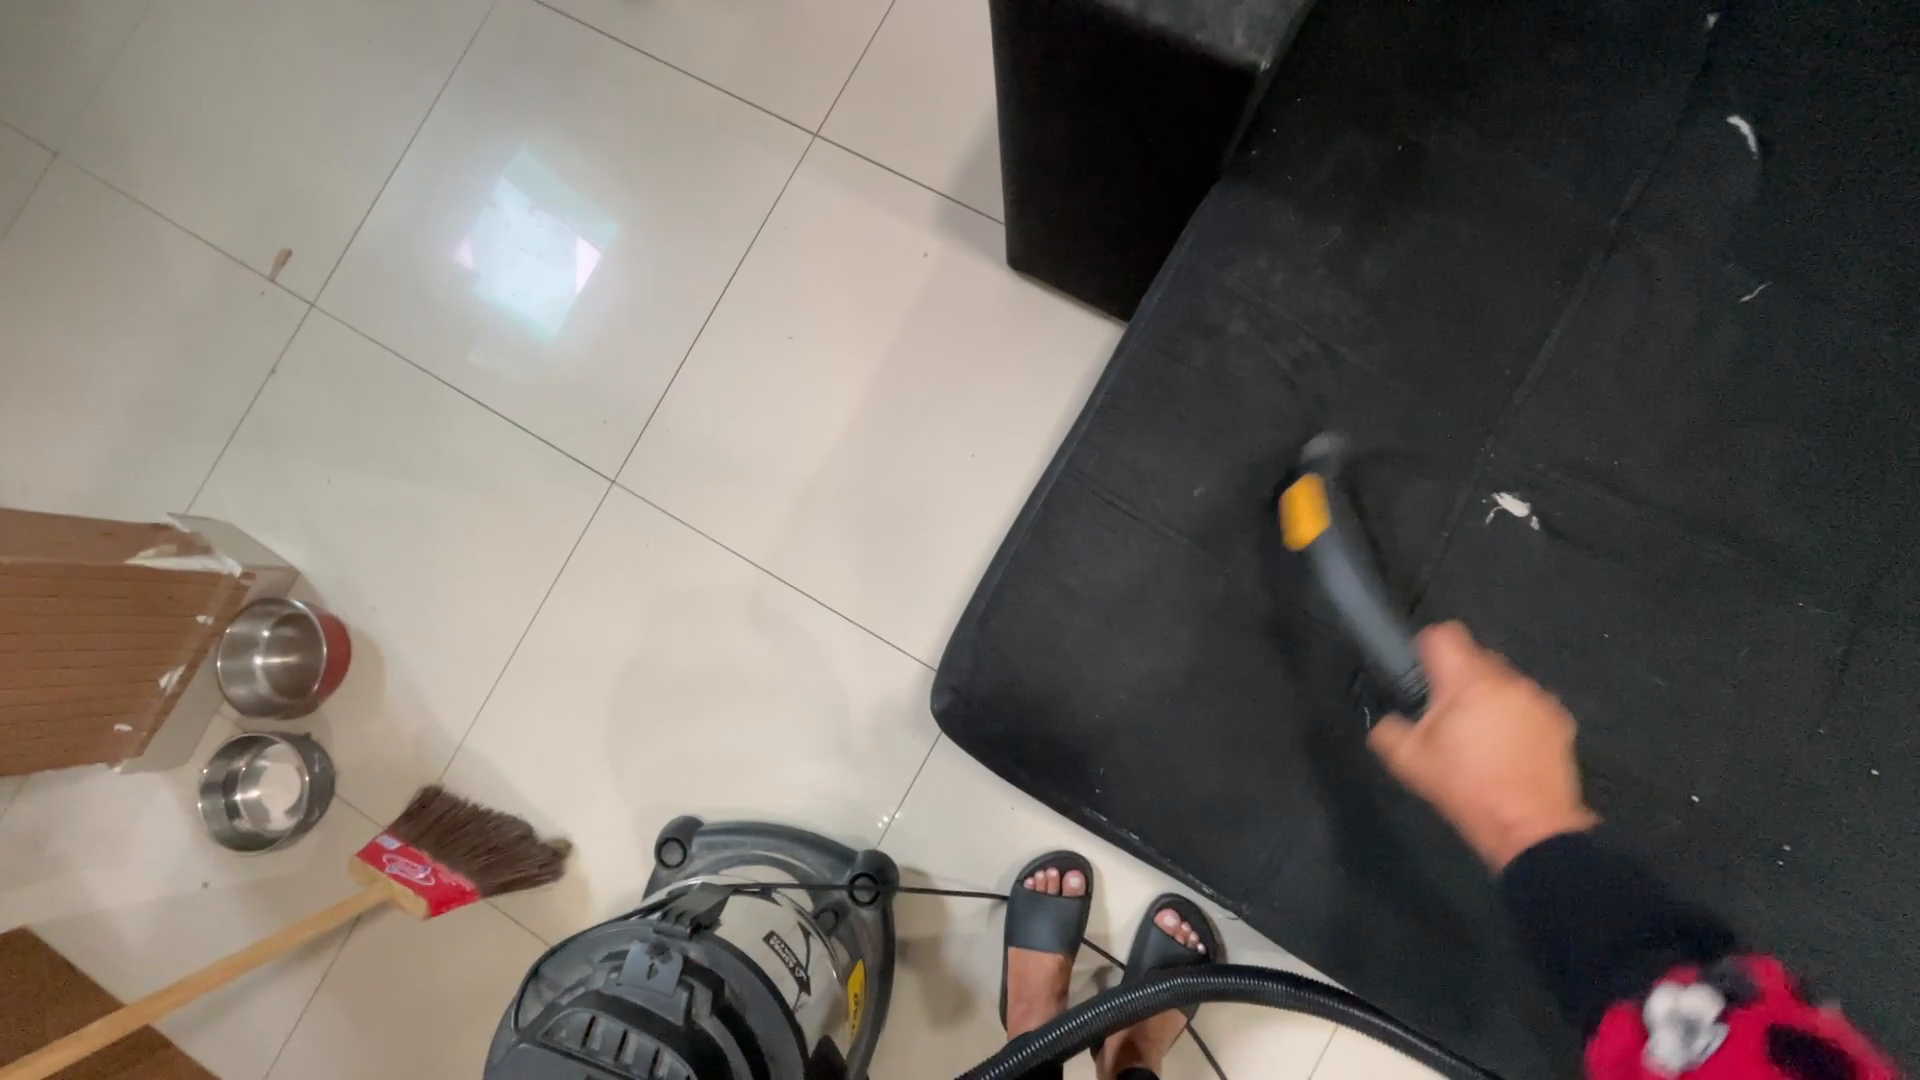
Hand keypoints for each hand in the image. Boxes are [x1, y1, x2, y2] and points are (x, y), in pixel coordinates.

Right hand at [1368, 621, 1599, 870]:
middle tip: (1444, 710)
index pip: (1443, 634)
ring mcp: (1537, 699)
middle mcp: (1506, 681)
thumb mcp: (1407, 760)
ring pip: (1502, 679)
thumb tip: (1388, 717)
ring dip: (1486, 694)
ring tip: (1477, 730)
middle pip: (1474, 655)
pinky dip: (1513, 713)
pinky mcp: (1559, 720)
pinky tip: (1504, 744)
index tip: (1420, 666)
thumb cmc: (1465, 787)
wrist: (1529, 827)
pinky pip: (1526, 701)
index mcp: (1466, 683)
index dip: (1426, 643)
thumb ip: (1387, 728)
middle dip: (1457, 675)